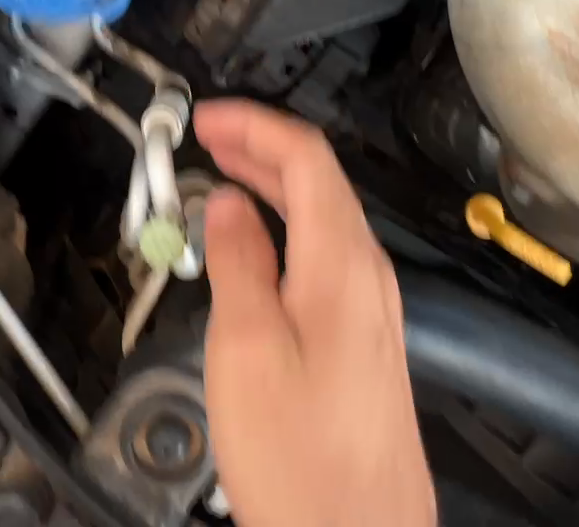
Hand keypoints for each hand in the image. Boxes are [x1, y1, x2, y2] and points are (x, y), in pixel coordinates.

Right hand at [195, 99, 435, 526]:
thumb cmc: (303, 461)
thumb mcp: (247, 347)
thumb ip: (237, 260)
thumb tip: (226, 203)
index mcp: (340, 262)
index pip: (305, 158)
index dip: (254, 126)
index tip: (209, 118)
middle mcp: (366, 274)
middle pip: (316, 179)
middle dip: (258, 146)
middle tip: (208, 136)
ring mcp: (370, 304)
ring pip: (321, 212)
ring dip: (271, 182)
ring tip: (224, 171)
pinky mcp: (363, 334)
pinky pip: (324, 248)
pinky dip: (286, 222)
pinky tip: (257, 237)